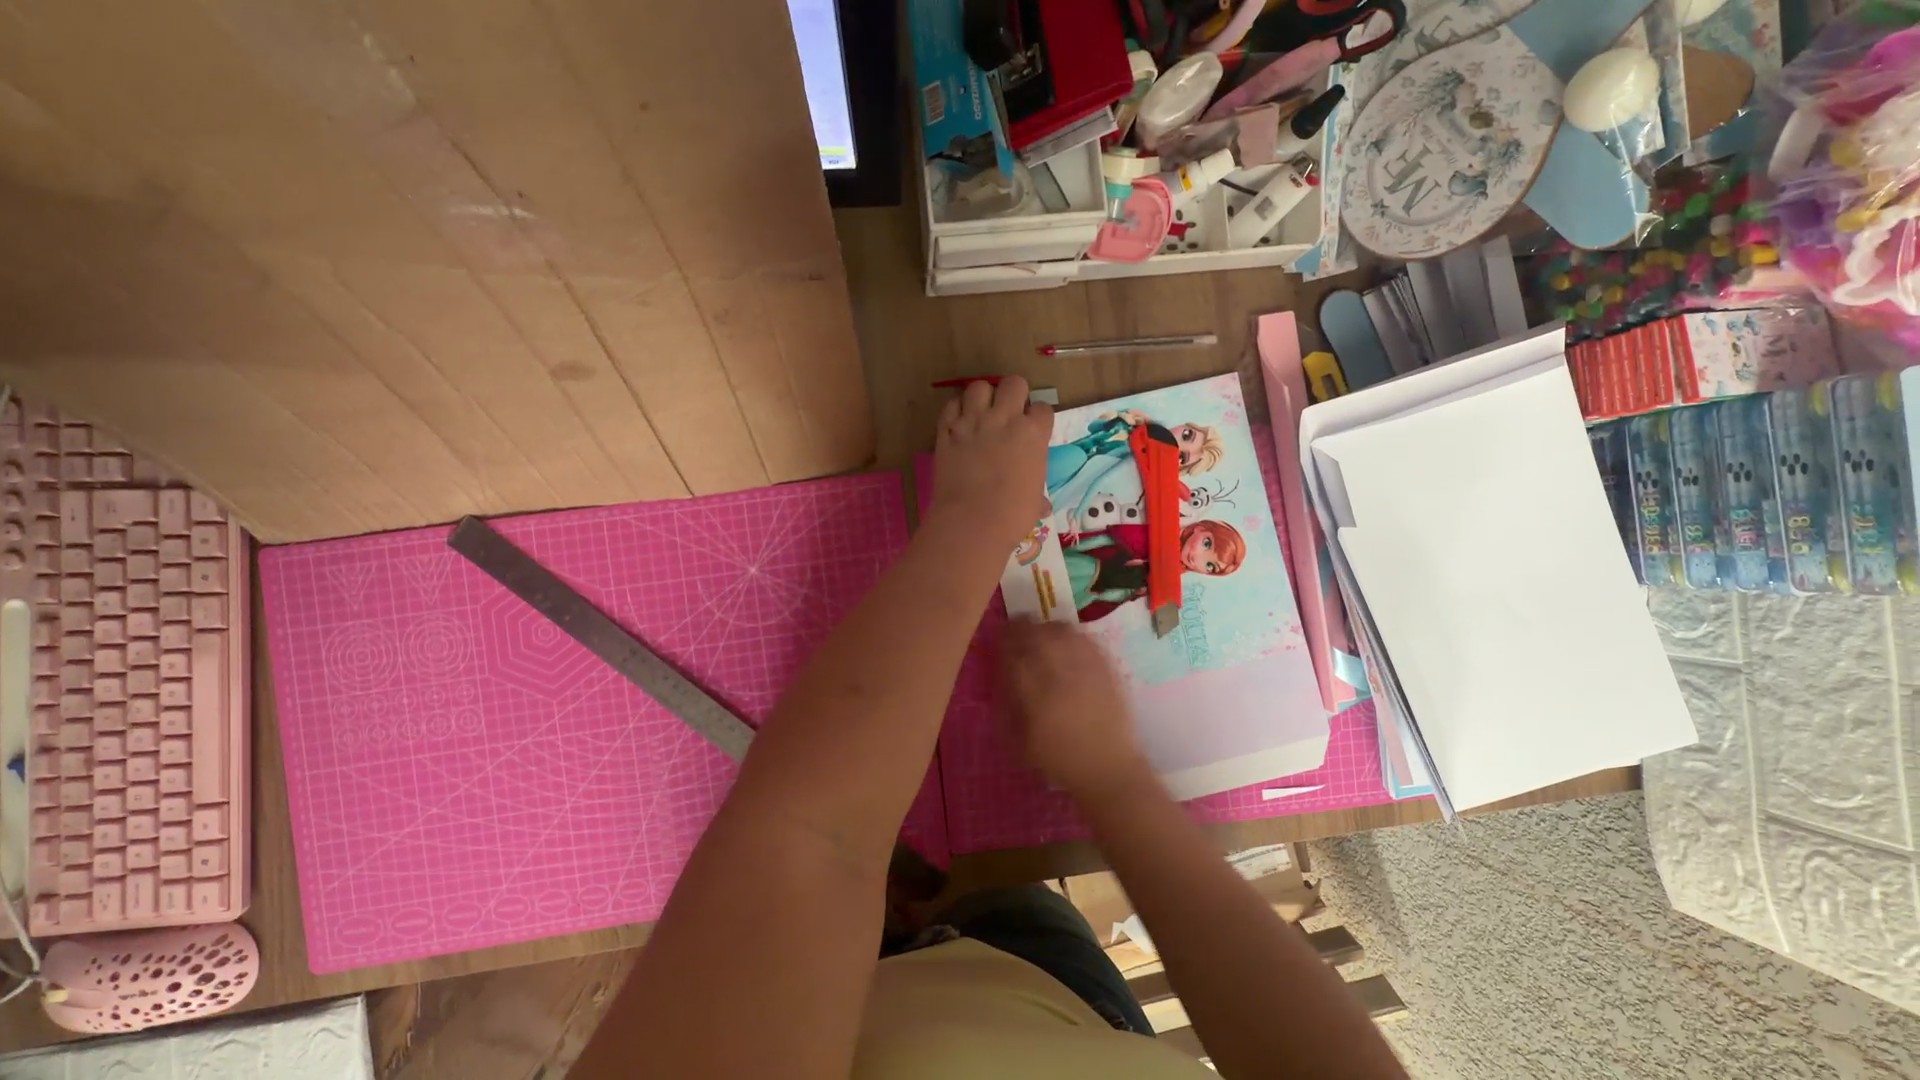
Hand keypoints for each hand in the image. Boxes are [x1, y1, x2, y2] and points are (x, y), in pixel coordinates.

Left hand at [930, 377, 1051, 549]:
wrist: (972, 520)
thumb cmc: (1012, 515)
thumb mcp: (1034, 502)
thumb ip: (1037, 494)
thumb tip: (1042, 506)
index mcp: (1033, 434)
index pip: (1042, 409)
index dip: (1037, 419)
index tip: (1032, 430)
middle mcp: (1005, 419)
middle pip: (1014, 383)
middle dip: (1014, 394)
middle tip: (1008, 414)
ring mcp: (973, 421)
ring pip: (979, 386)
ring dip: (982, 397)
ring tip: (981, 413)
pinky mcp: (947, 430)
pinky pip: (951, 405)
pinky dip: (955, 410)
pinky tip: (958, 423)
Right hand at [999, 619, 1153, 800]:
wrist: (1108, 769)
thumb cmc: (1059, 761)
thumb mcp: (1020, 744)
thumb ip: (1006, 708)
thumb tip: (999, 677)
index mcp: (1036, 698)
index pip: (1014, 655)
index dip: (1004, 640)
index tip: (998, 634)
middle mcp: (1062, 678)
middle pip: (1038, 636)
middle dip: (1023, 627)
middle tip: (1015, 626)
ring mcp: (1088, 671)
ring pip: (1063, 632)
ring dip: (1047, 626)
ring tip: (1040, 630)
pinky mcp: (1108, 670)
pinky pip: (1087, 640)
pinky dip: (1072, 633)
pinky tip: (1066, 637)